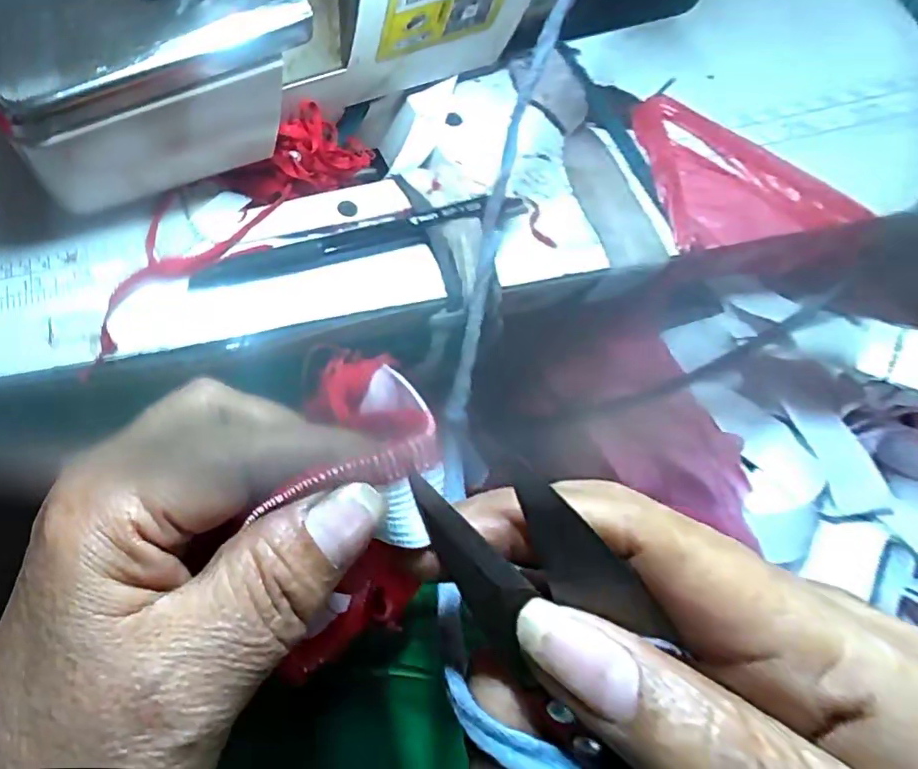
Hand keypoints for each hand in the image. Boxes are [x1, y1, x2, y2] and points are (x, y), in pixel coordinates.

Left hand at [0, 378, 384, 768]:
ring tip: (347, 519)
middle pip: (211, 420)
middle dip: (295, 447)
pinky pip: (194, 490)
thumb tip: (358, 501)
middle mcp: (102, 474)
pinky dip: (250, 505)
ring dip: (278, 473)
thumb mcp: (189, 673)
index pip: (227, 440)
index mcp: (106, 495)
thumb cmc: (91, 738)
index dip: (318, 449)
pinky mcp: (118, 527)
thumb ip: (272, 582)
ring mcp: (107, 497)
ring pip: (206, 447)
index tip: (405, 469)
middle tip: (373, 499)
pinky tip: (289, 542)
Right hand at [454, 481, 917, 767]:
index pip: (628, 522)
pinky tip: (556, 731)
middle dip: (512, 611)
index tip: (432, 550)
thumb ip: (701, 731)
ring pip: (590, 623)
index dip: (516, 514)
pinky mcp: (722, 695)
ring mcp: (741, 661)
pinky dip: (566, 696)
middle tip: (481, 686)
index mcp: (814, 631)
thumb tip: (538, 625)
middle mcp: (761, 622)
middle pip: (591, 571)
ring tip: (516, 724)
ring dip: (531, 668)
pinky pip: (617, 668)